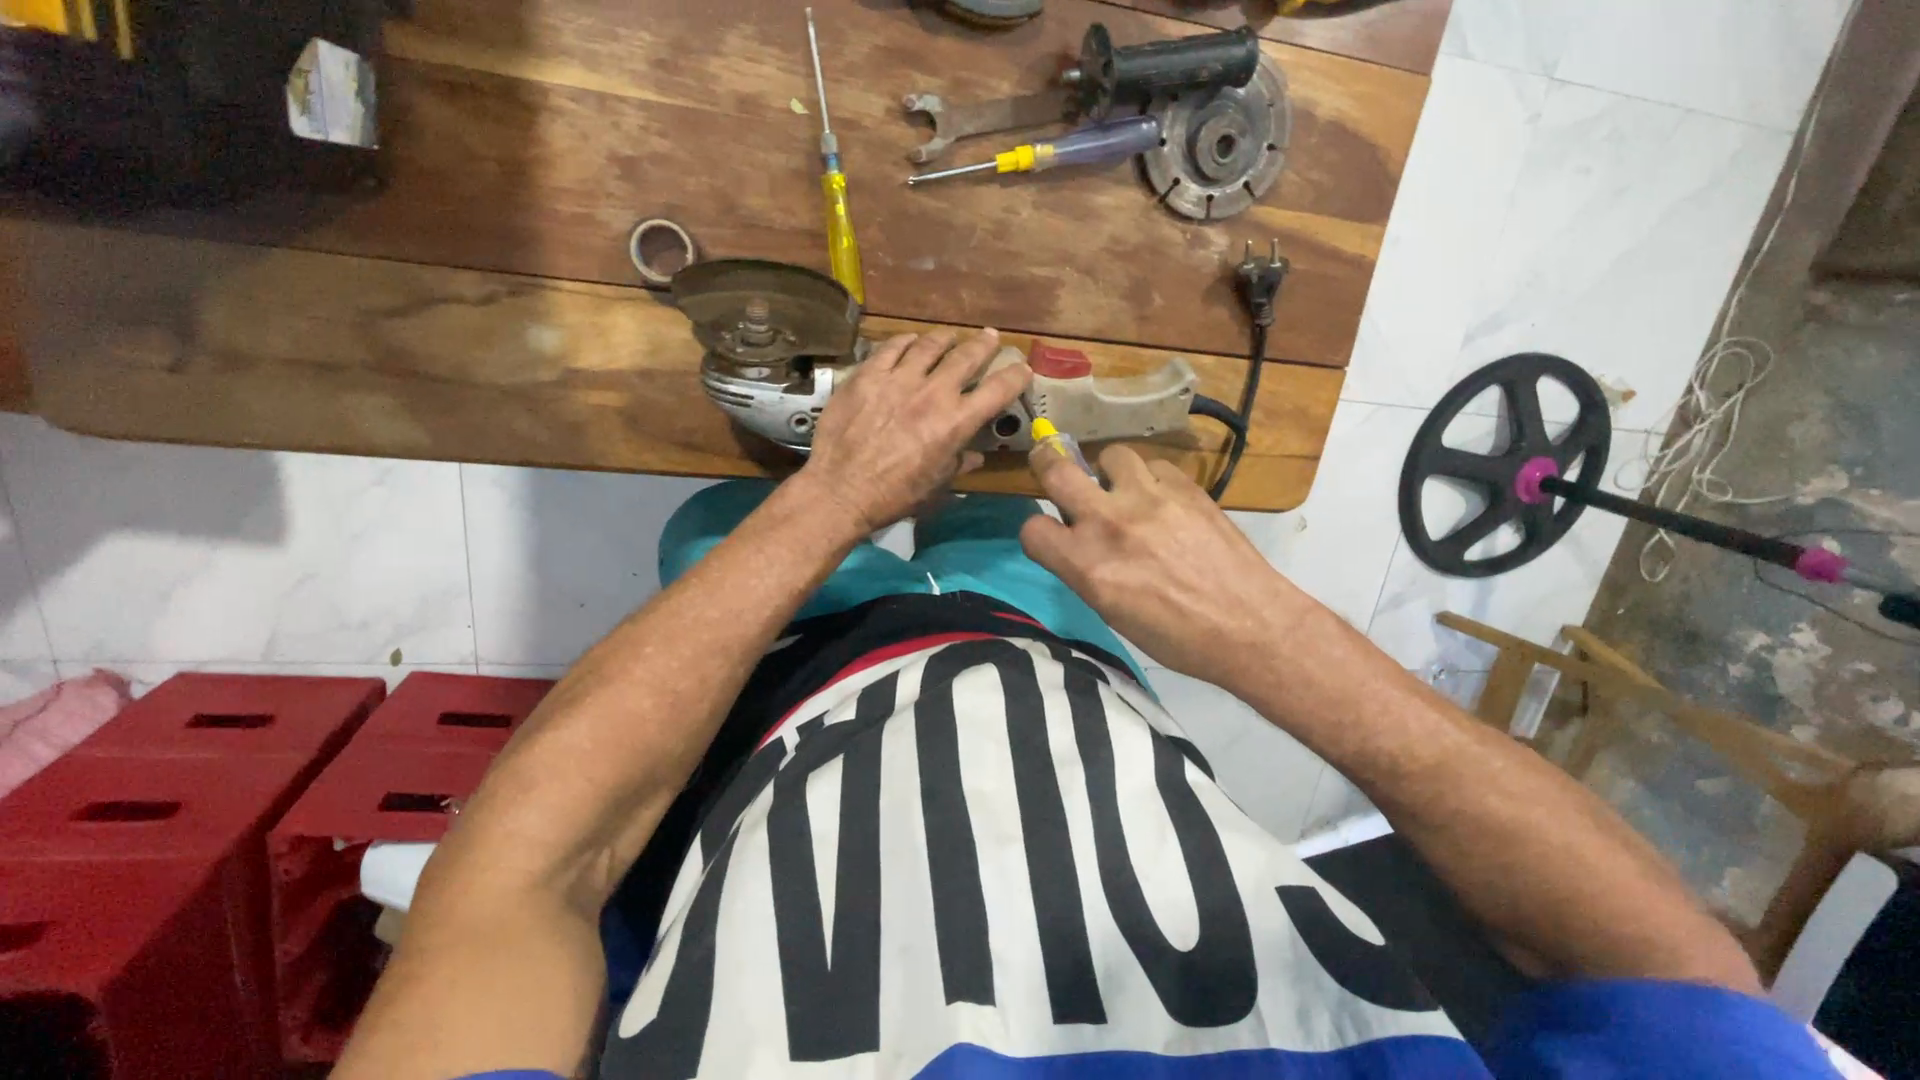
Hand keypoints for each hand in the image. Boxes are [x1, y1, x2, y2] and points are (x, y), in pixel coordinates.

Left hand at [801, 329, 1030, 534]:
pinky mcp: (868, 375)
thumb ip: (959, 464)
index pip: (998, 389)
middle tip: (990, 337)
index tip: (1022, 368)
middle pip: (967, 356)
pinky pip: (891, 348)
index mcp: (956, 422)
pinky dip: (906, 341)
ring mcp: (898, 379)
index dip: (1016, 376)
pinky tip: (910, 340)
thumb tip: (976, 457)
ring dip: (945, 338)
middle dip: (984, 345)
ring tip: (950, 336)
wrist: (841, 490)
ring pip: (930, 345)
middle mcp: (933, 393)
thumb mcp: (936, 486)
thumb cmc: (894, 496)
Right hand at [1020, 443, 1316, 686]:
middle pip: (1055, 469)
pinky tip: (1163, 501)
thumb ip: (1086, 572)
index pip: (1033, 529)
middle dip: (1046, 463)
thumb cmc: (1178, 638)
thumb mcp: (1113, 614)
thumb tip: (1076, 545)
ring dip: (1107, 471)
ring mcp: (1149, 498)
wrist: (1250, 624)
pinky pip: (1154, 465)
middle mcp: (1110, 523)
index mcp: (1087, 565)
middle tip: (1051, 465)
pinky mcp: (1185, 486)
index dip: (1038, 534)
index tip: (1051, 538)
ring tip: (1121, 489)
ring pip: (1110, 455)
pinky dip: (1152, 479)